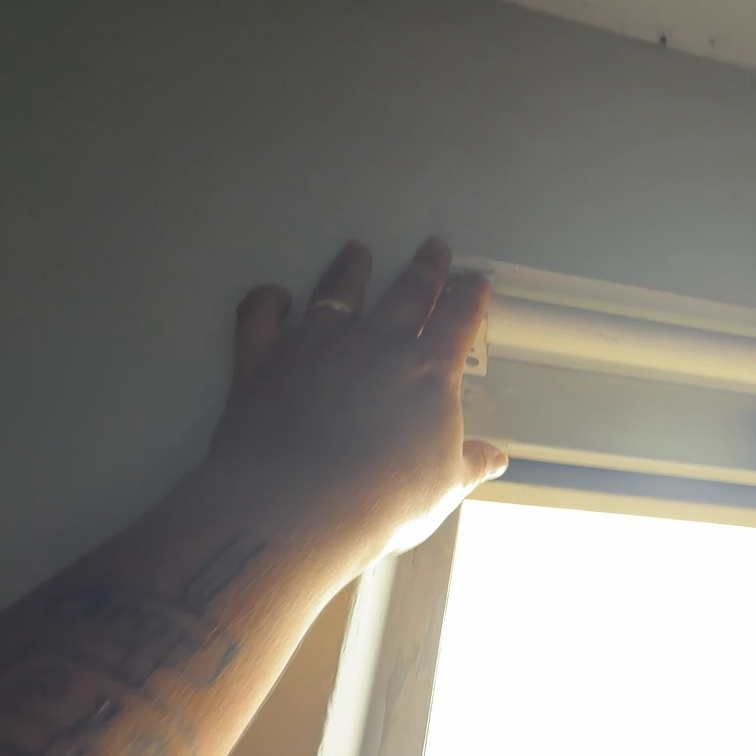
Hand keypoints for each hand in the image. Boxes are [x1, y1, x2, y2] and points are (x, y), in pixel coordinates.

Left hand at [205, 236, 507, 554]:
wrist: (301, 509)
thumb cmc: (387, 499)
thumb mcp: (444, 487)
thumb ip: (469, 464)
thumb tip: (495, 458)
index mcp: (429, 371)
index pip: (458, 321)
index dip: (471, 298)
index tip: (476, 281)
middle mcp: (376, 345)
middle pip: (407, 294)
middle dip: (425, 269)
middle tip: (433, 247)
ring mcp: (317, 348)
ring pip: (337, 294)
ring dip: (350, 270)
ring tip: (356, 251)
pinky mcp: (263, 364)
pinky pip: (260, 321)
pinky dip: (265, 304)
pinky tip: (272, 295)